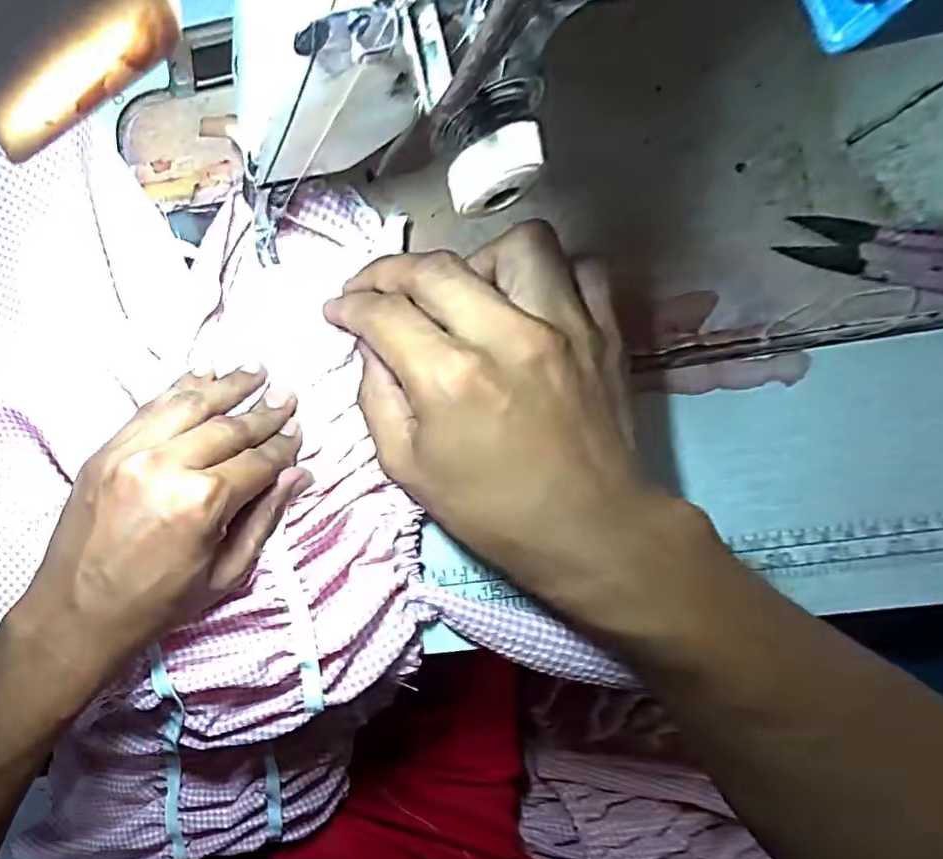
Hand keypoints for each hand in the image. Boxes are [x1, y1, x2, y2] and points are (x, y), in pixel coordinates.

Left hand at [6, 368, 309, 703]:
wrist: (77, 612)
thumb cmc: (157, 604)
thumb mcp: (224, 575)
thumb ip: (263, 519)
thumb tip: (298, 475)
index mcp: (202, 503)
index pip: (256, 462)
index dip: (282, 446)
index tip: (298, 430)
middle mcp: (167, 466)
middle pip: (227, 428)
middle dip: (263, 411)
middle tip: (287, 395)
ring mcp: (130, 453)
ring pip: (188, 405)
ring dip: (225, 385)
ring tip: (253, 371)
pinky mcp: (105, 451)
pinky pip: (149, 408)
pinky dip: (179, 389)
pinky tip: (202, 376)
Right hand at [322, 220, 710, 631]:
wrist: (585, 529)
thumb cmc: (488, 511)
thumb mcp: (407, 468)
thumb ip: (376, 400)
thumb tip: (371, 349)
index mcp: (449, 379)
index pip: (385, 314)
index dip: (350, 306)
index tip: (338, 309)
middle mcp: (506, 336)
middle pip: (435, 268)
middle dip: (388, 272)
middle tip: (372, 288)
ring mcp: (564, 325)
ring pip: (515, 246)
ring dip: (473, 262)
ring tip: (461, 294)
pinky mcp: (604, 330)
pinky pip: (577, 268)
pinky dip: (542, 277)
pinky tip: (523, 305)